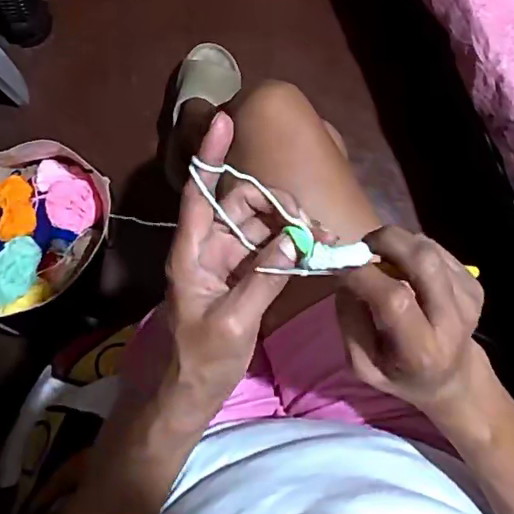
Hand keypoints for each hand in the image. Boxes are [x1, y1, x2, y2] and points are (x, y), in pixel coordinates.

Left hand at [159, 112, 293, 417]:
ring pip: (261, 221)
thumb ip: (262, 279)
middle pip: (242, 202)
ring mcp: (229, 257)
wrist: (191, 393)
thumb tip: (294, 241)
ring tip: (322, 237)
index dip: (209, 155)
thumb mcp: (232, 324)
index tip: (224, 120)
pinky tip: (318, 247)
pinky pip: (271, 245)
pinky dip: (294, 243)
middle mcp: (209, 245)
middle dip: (276, 203)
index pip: (199, 193)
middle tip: (310, 224)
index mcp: (192, 252)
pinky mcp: (245, 271)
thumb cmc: (201, 360)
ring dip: (291, 223)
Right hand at [335, 226, 490, 429]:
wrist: (452, 377)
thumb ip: (350, 320)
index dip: (363, 275)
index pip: (394, 299)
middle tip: (364, 245)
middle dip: (387, 241)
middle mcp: (452, 323)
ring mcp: (468, 300)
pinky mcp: (474, 284)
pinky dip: (413, 248)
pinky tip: (405, 267)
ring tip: (383, 257)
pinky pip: (437, 250)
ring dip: (399, 243)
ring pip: (429, 249)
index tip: (342, 266)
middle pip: (423, 261)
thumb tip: (345, 273)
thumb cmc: (399, 372)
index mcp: (422, 352)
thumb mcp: (363, 364)